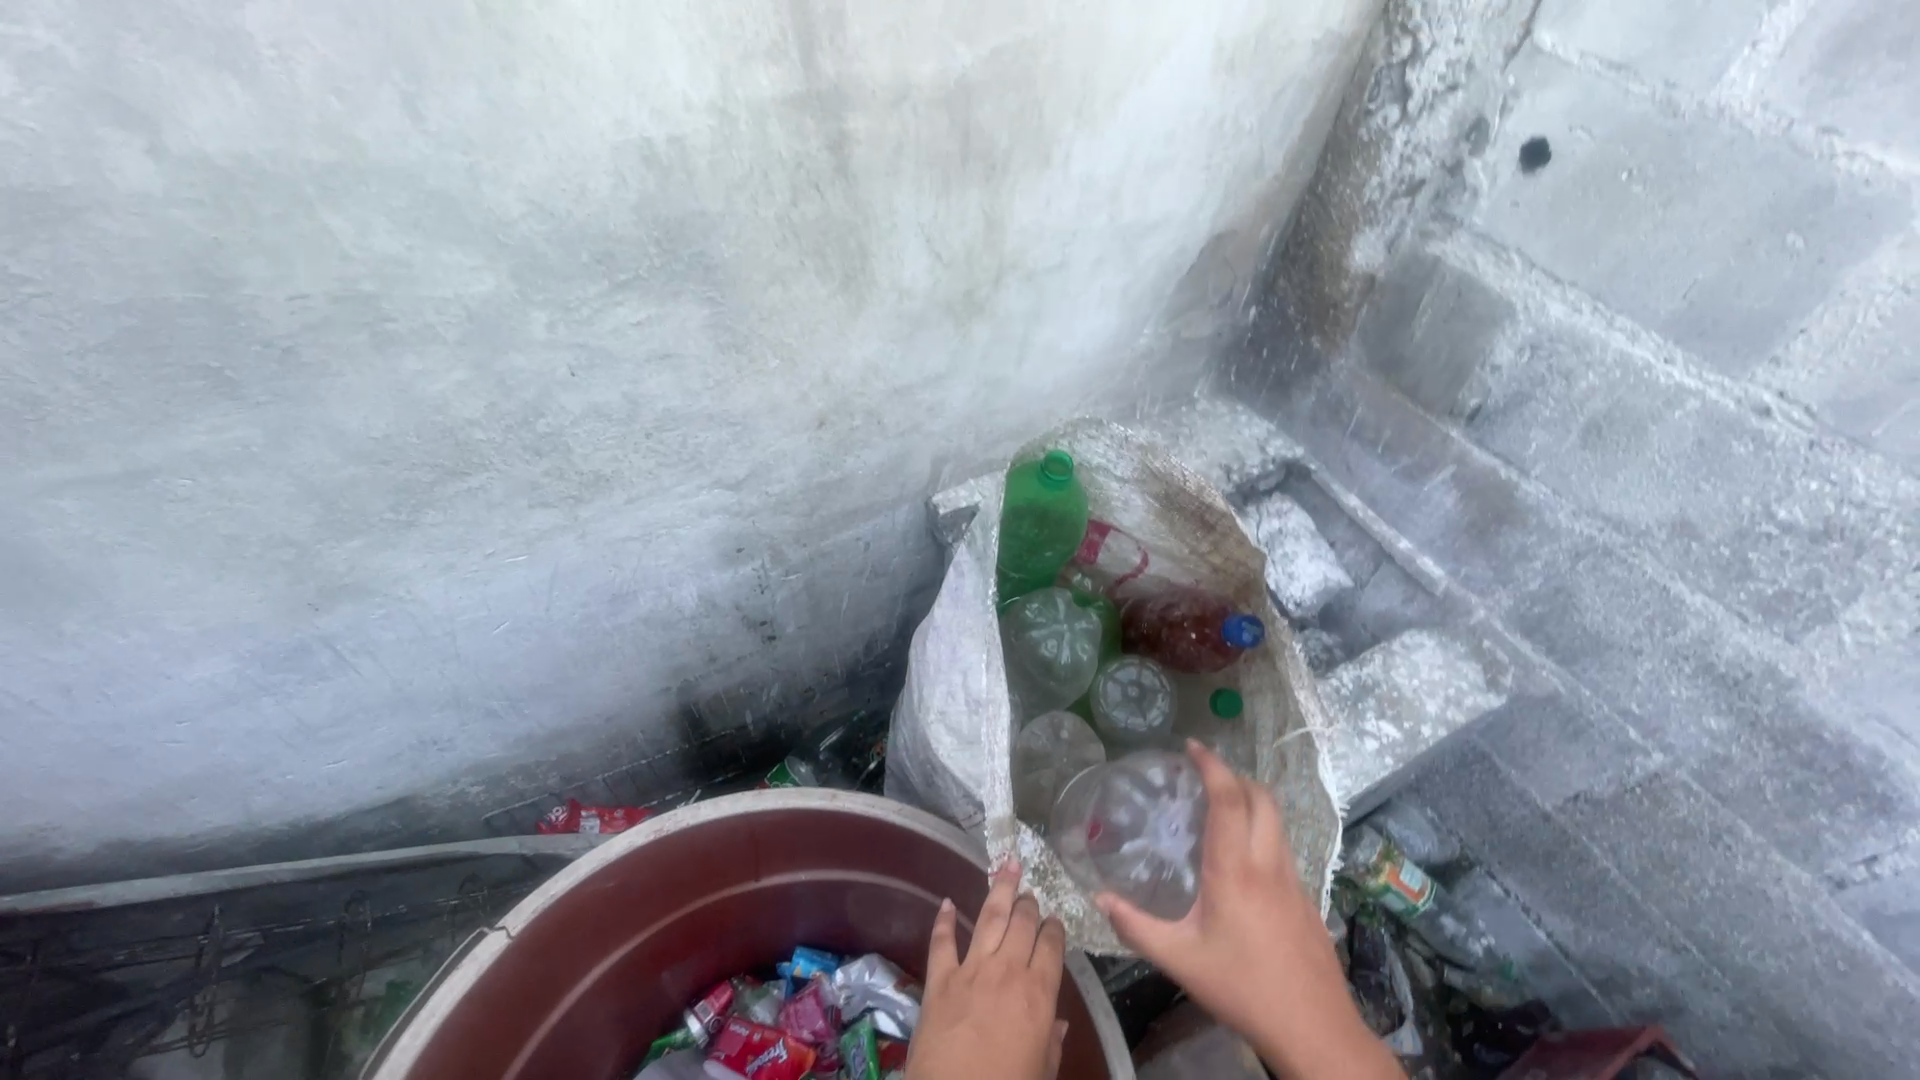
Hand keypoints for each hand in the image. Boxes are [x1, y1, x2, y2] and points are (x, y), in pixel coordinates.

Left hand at [907, 861, 1070, 1079]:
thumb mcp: (1043, 1071)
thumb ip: (1051, 1042)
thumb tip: (1059, 1023)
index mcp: (1038, 993)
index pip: (1051, 947)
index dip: (1054, 928)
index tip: (1055, 917)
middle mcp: (1007, 970)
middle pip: (1022, 924)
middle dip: (1029, 903)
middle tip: (1031, 888)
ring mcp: (971, 970)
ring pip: (989, 918)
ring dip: (999, 890)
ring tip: (1006, 865)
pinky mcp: (939, 979)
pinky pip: (942, 942)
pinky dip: (944, 920)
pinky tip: (948, 902)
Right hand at [1096, 742, 1399, 1079]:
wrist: (1316, 1029)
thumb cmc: (1243, 989)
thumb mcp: (1180, 960)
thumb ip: (1137, 927)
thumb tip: (1100, 899)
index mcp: (1235, 870)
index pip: (1228, 799)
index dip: (1212, 766)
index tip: (1192, 747)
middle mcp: (1268, 865)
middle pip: (1262, 798)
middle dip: (1235, 776)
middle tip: (1204, 775)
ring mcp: (1293, 881)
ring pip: (1277, 822)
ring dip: (1252, 801)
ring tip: (1219, 809)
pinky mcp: (1306, 900)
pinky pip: (1282, 848)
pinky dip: (1262, 832)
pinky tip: (1241, 862)